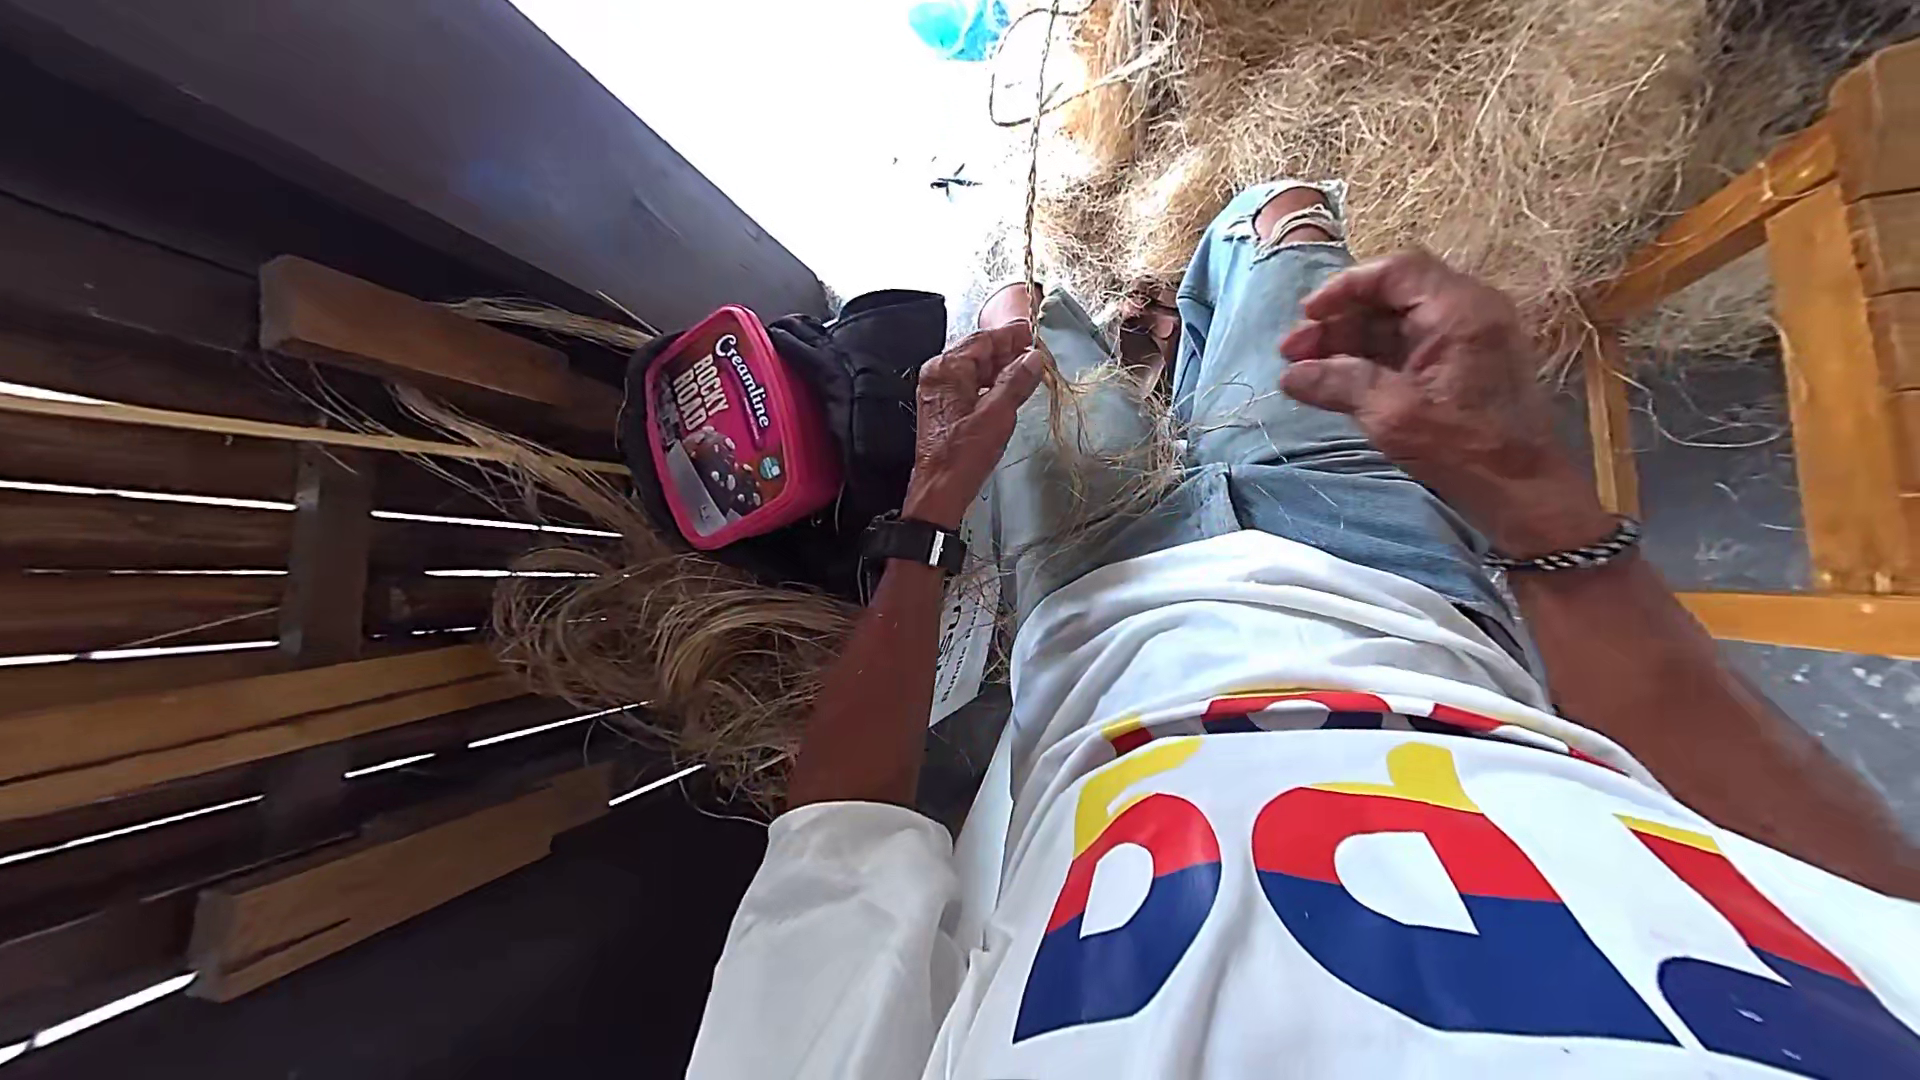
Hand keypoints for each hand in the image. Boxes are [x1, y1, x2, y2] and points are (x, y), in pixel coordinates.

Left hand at [903, 323, 1046, 529]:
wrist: (940, 489)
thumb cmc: (962, 456)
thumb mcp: (997, 414)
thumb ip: (1017, 381)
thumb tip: (1033, 358)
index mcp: (946, 369)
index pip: (983, 339)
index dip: (1011, 335)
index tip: (1032, 334)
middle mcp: (938, 376)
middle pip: (978, 352)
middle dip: (1007, 353)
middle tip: (1035, 355)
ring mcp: (940, 392)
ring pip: (975, 369)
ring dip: (1001, 369)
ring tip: (1028, 373)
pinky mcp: (945, 408)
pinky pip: (970, 386)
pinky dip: (991, 385)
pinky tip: (1009, 391)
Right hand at [1278, 250, 1613, 556]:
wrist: (1517, 488)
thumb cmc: (1462, 447)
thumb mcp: (1393, 414)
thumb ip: (1340, 384)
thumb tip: (1290, 375)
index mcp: (1459, 312)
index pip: (1397, 271)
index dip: (1345, 286)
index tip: (1307, 316)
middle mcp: (1461, 315)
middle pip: (1386, 298)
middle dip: (1334, 321)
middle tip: (1290, 352)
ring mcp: (1454, 343)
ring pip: (1386, 326)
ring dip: (1339, 343)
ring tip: (1300, 370)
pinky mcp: (1446, 370)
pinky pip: (1394, 351)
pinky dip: (1357, 362)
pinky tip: (1327, 381)